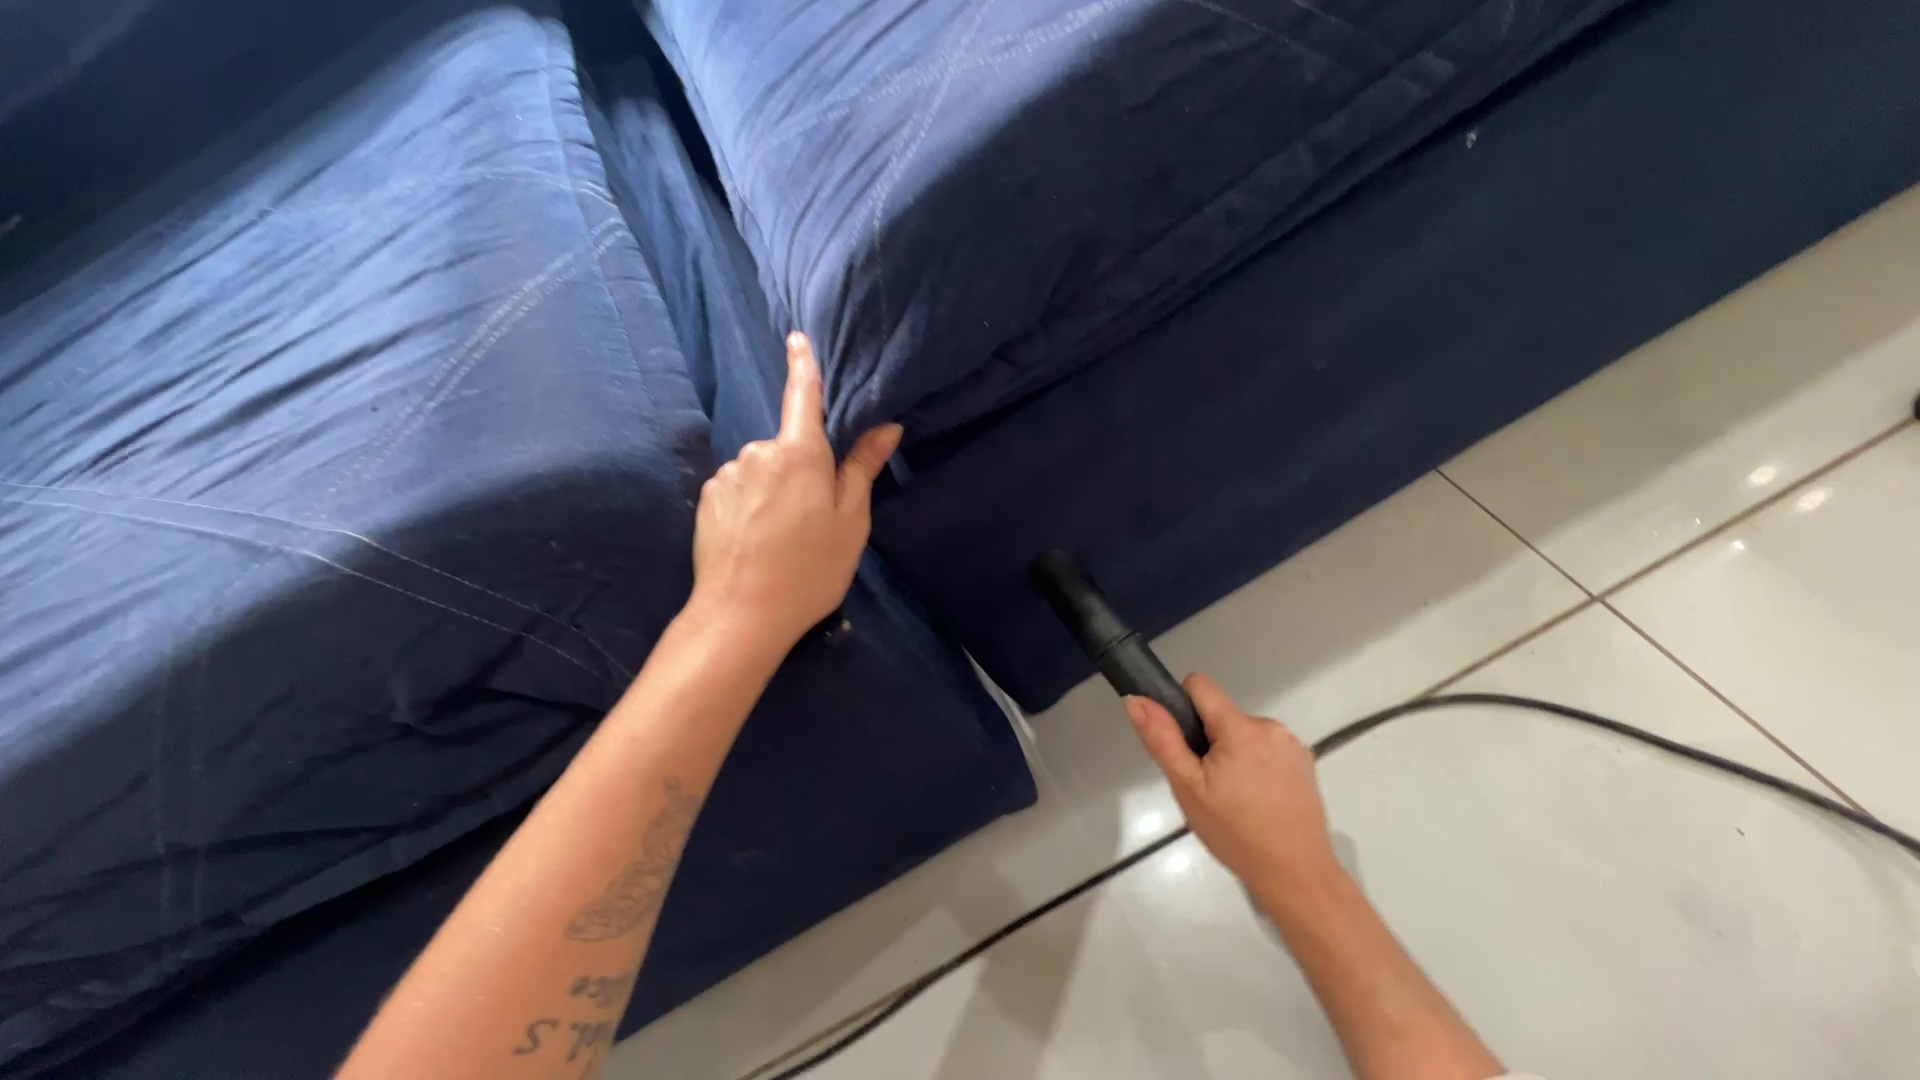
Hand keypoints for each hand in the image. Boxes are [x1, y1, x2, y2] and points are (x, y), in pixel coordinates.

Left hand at [690, 332, 902, 650]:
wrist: (741, 614)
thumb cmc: (809, 569)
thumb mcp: (850, 521)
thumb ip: (862, 468)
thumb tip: (886, 426)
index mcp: (799, 453)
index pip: (803, 395)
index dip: (804, 365)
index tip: (798, 338)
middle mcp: (758, 452)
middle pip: (788, 445)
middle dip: (802, 466)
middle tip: (815, 516)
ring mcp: (727, 475)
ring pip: (762, 469)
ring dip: (776, 488)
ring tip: (784, 536)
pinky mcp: (707, 498)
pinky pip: (739, 488)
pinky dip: (751, 504)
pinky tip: (757, 540)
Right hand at [1126, 674, 1339, 896]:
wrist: (1296, 874)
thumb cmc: (1235, 833)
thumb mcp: (1188, 788)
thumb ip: (1162, 739)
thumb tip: (1136, 699)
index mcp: (1240, 728)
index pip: (1200, 685)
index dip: (1183, 706)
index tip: (1184, 744)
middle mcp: (1270, 725)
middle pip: (1222, 715)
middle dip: (1208, 741)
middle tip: (1206, 785)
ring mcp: (1292, 744)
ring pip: (1243, 733)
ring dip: (1232, 754)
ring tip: (1233, 797)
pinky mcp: (1305, 763)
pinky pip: (1266, 749)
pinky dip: (1255, 765)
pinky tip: (1258, 801)